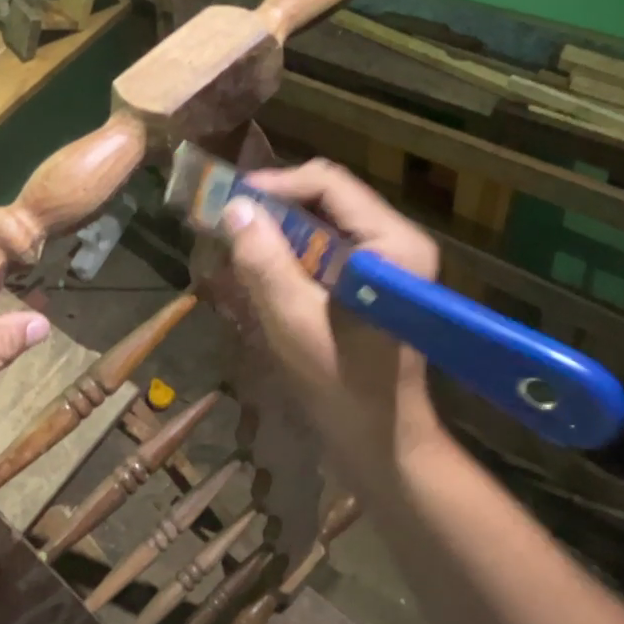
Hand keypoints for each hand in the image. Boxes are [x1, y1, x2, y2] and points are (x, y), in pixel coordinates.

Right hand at [218, 159, 443, 473]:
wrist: (382, 440)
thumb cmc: (343, 383)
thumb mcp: (294, 320)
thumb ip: (264, 260)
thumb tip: (235, 208)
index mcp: (392, 243)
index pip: (328, 183)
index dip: (275, 184)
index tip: (230, 201)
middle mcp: (397, 240)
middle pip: (325, 197)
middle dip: (273, 207)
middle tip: (227, 222)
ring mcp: (387, 260)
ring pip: (322, 220)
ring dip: (278, 228)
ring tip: (237, 244)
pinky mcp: (373, 279)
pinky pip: (326, 245)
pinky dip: (290, 250)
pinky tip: (261, 269)